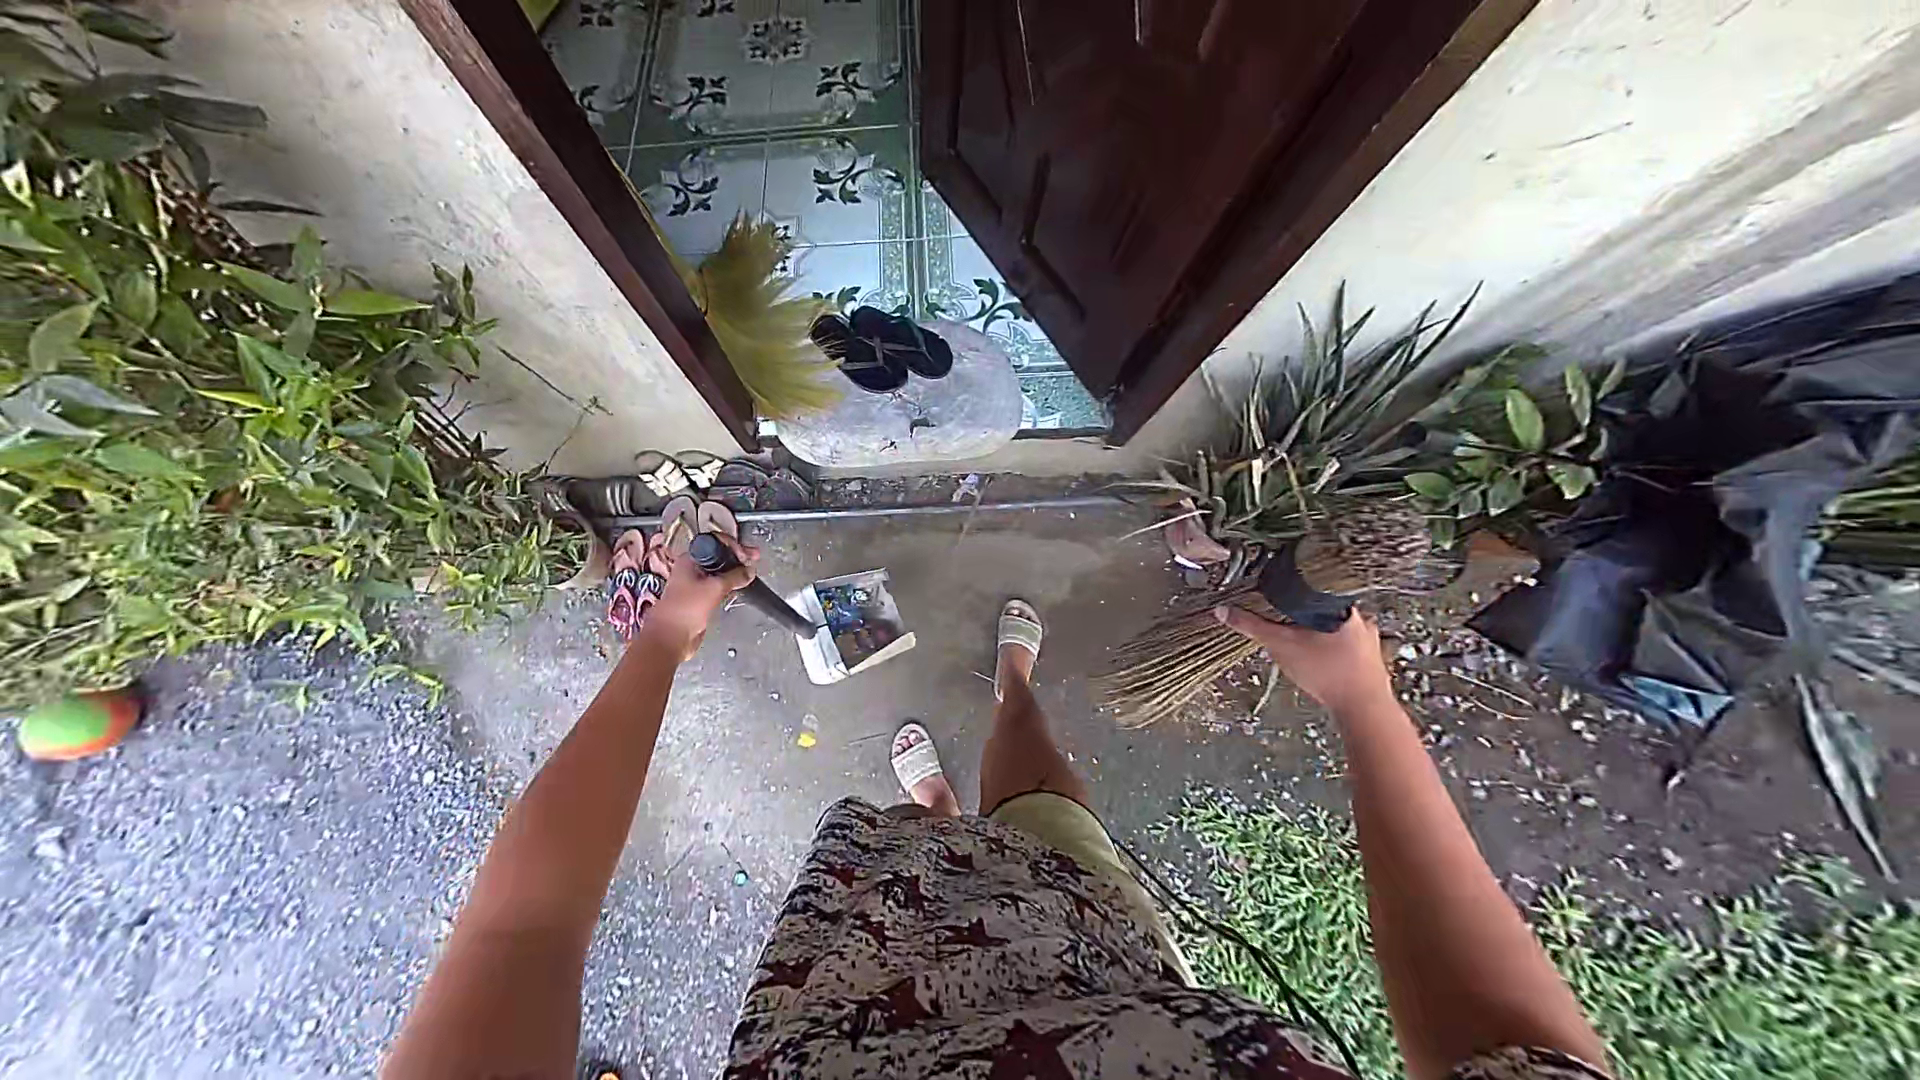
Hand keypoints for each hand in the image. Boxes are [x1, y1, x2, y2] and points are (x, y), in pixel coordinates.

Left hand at [636, 534, 757, 659]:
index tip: (748, 554)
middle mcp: (692, 569)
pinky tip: (740, 586)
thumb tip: (749, 571)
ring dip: (734, 571)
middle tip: (754, 558)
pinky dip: (730, 584)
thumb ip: (735, 577)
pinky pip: (718, 586)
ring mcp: (696, 584)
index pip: (715, 543)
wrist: (671, 638)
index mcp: (689, 560)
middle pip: (718, 556)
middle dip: (736, 557)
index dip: (733, 546)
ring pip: (719, 572)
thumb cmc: (685, 609)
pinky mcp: (701, 599)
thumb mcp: (715, 588)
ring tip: (750, 572)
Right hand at [1214, 605, 1396, 714]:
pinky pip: (1345, 649)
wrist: (1362, 709)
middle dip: (1303, 621)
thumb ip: (1250, 625)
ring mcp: (1370, 641)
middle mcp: (1361, 618)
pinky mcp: (1371, 660)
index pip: (1309, 588)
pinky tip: (1320, 665)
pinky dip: (1330, 655)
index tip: (1279, 606)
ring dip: (1317, 638)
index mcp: (1341, 605)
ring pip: (1334, 630)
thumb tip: (1225, 611)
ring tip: (1303, 651)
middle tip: (1289, 631)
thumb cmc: (1329, 674)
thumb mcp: (1279, 644)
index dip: (1290, 597)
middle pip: (1321, 610)